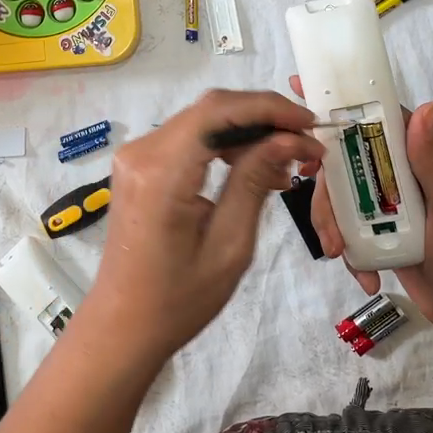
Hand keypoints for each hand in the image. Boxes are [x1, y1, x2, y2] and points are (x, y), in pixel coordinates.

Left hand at [82, 89, 323, 366]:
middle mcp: (142, 152)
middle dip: (263, 118)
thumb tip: (287, 138)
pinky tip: (254, 168)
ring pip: (202, 120)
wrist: (124, 324)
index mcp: (161, 173)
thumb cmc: (179, 299)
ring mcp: (136, 155)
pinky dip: (224, 144)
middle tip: (306, 144)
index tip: (309, 123)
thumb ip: (254, 181)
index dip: (268, 108)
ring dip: (247, 131)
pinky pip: (189, 138)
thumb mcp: (229, 245)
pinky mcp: (139, 164)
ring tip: (288, 163)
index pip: (218, 112)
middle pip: (210, 110)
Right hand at [292, 77, 432, 345]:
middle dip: (325, 185)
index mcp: (423, 157)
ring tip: (338, 252)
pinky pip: (347, 231)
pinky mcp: (379, 234)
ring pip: (339, 197)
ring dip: (331, 223)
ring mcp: (387, 205)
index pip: (380, 118)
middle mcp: (400, 174)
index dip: (342, 105)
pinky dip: (347, 252)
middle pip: (345, 159)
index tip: (302, 94)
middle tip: (316, 204)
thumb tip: (422, 107)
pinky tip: (364, 275)